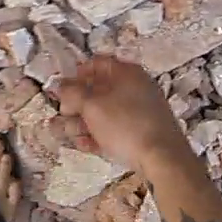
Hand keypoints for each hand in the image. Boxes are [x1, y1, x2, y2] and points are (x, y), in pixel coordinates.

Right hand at [57, 56, 193, 174]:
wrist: (163, 158)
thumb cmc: (125, 124)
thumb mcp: (92, 105)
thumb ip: (72, 92)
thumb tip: (58, 84)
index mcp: (126, 72)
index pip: (97, 63)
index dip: (76, 74)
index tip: (61, 90)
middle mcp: (134, 88)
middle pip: (97, 91)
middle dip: (75, 106)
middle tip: (61, 119)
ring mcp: (139, 111)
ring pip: (104, 113)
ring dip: (82, 124)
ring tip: (68, 136)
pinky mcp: (141, 133)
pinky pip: (115, 129)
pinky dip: (98, 135)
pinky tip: (85, 146)